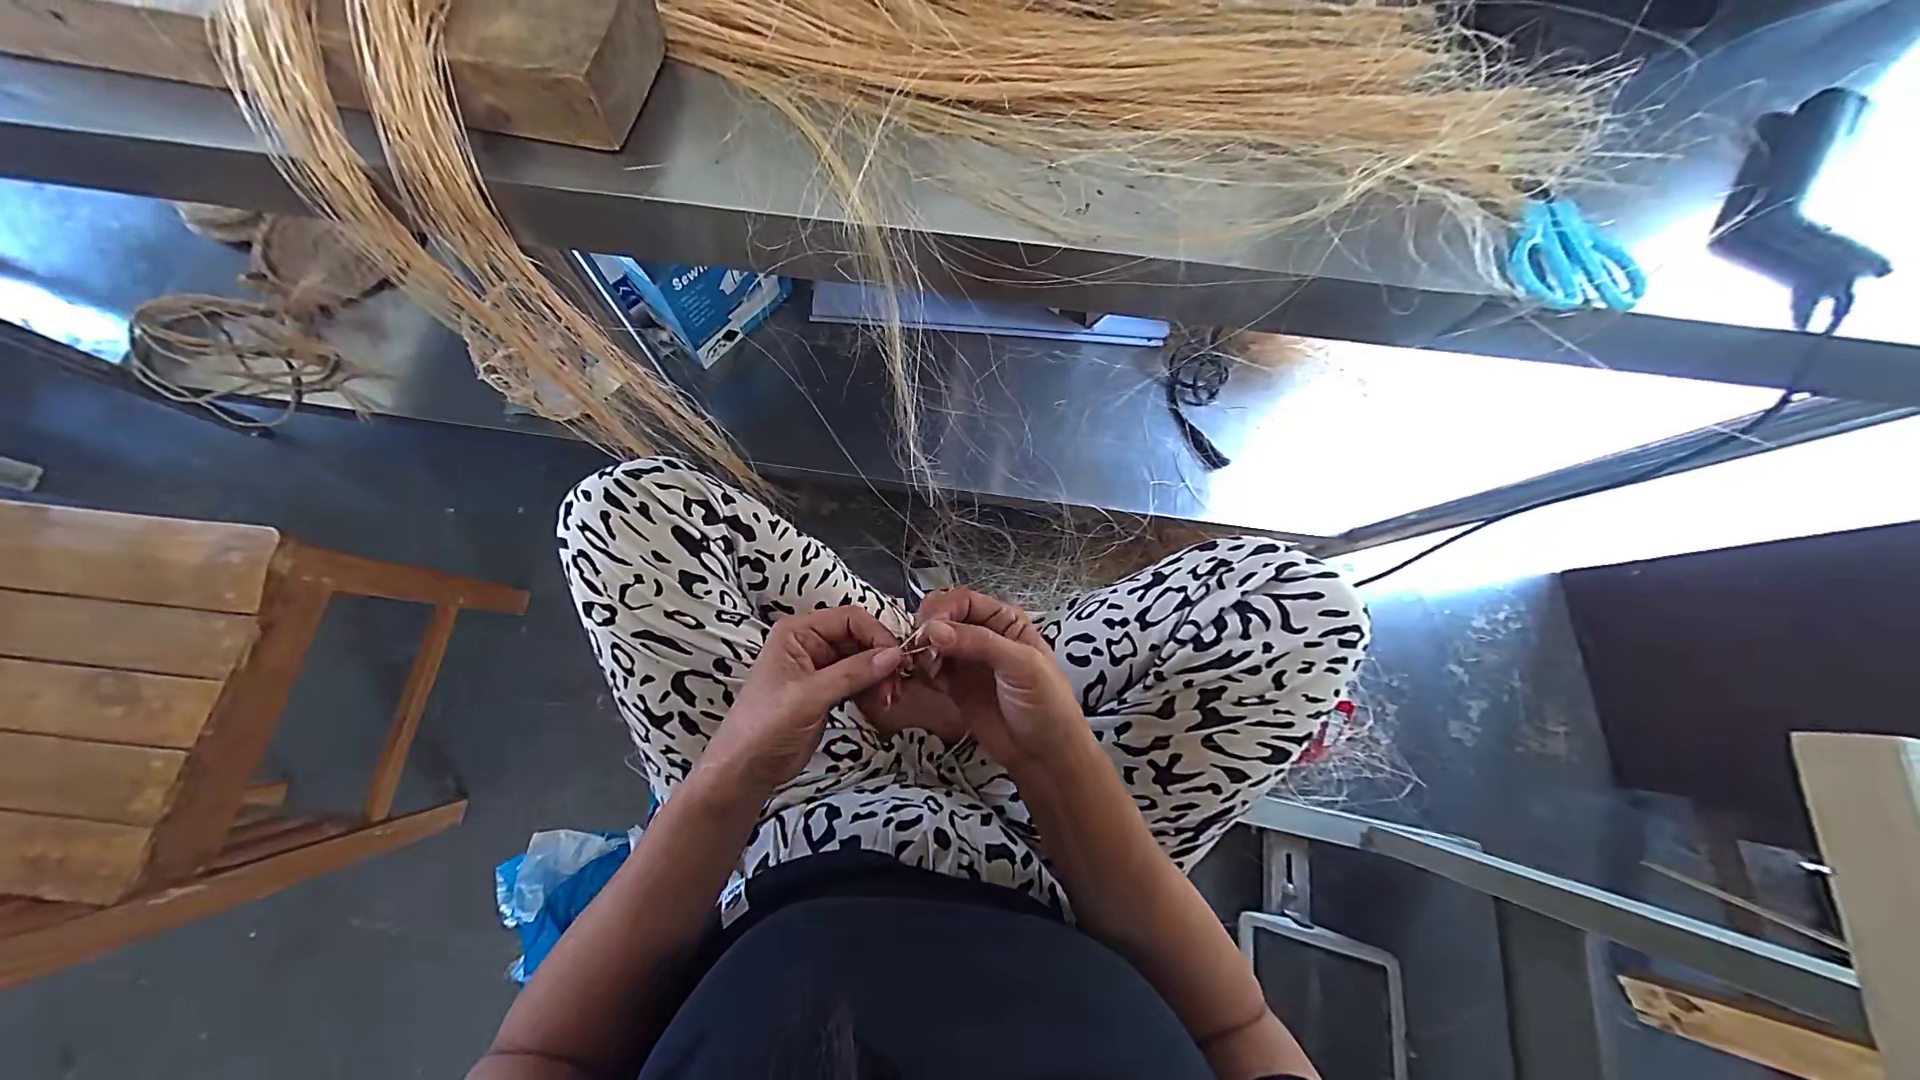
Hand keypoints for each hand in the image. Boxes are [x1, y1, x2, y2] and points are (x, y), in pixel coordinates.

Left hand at [701, 606, 904, 795]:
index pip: (849, 619)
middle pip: (860, 638)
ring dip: (880, 677)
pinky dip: (872, 689)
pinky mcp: (827, 690)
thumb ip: (852, 673)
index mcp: (798, 633)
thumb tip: (893, 655)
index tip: (897, 658)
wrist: (745, 771)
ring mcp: (819, 668)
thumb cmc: (764, 727)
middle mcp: (809, 644)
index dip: (876, 635)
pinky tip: (879, 703)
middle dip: (881, 660)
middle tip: (895, 686)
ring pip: (863, 661)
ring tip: (888, 699)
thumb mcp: (810, 696)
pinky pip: (858, 680)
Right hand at [912, 588, 1088, 775]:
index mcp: (1004, 620)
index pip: (964, 601)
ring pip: (931, 643)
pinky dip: (917, 670)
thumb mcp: (1022, 665)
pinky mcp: (953, 687)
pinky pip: (927, 669)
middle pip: (942, 617)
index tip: (928, 627)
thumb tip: (934, 629)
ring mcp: (966, 661)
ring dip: (919, 650)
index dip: (942, 609)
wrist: (1046, 756)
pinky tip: (917, 677)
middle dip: (926, 628)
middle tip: (920, 648)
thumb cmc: (1048, 705)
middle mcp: (982, 635)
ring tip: (924, 667)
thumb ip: (979, 643)